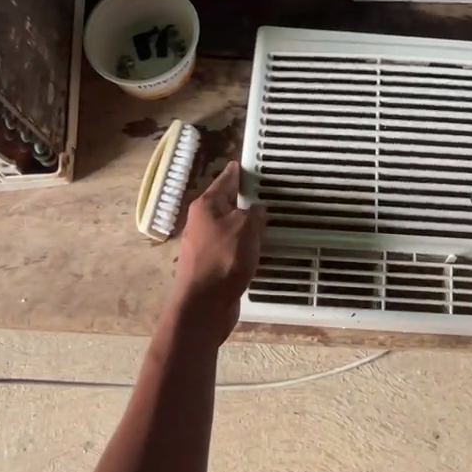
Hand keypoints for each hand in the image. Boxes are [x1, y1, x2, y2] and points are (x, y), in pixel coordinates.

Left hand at [167, 160, 264, 340]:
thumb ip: (255, 212)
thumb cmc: (224, 259)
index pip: (226, 178)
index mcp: (206, 205)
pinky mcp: (209, 266)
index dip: (241, 170)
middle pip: (227, 202)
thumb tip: (257, 209)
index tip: (255, 163)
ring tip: (269, 221)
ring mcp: (202, 245)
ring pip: (229, 227)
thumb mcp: (246, 227)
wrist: (204, 307)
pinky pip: (230, 247)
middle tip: (271, 194)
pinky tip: (258, 249)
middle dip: (247, 199)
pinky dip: (243, 246)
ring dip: (246, 225)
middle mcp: (200, 221)